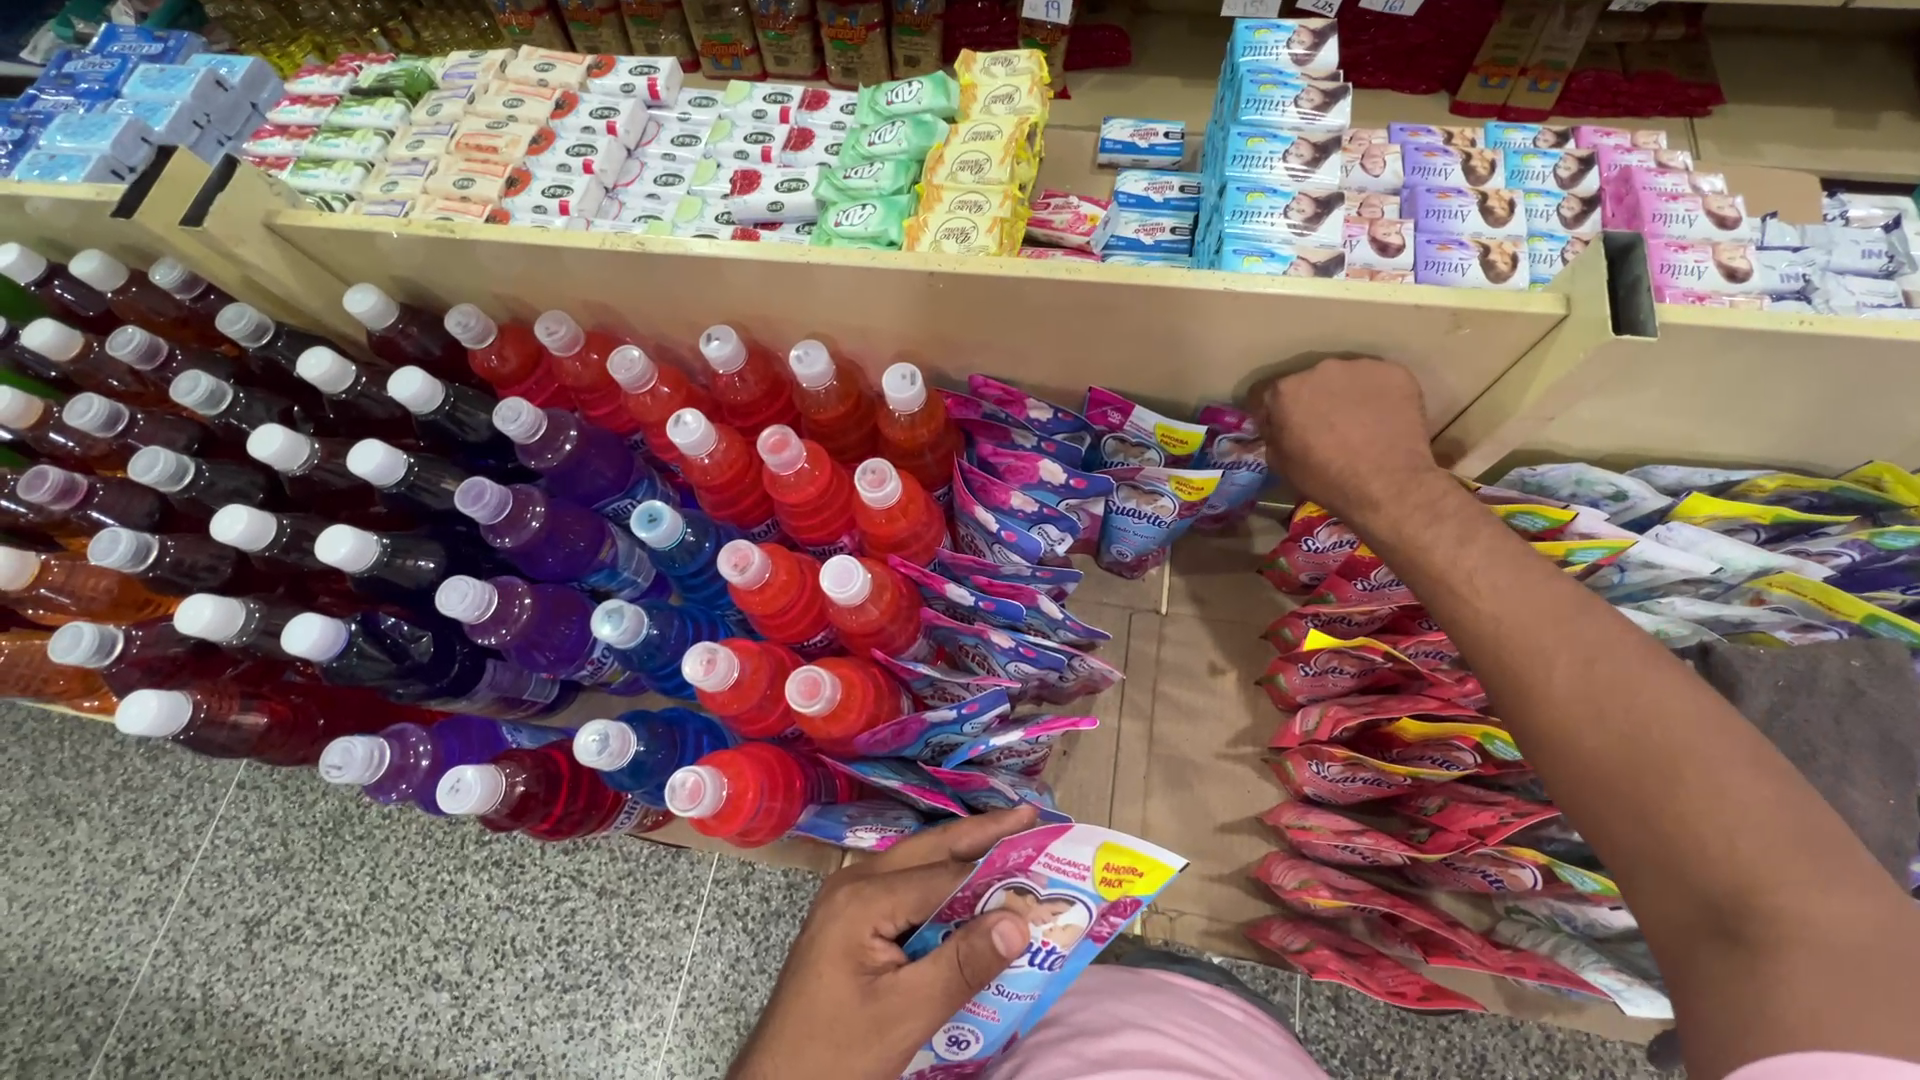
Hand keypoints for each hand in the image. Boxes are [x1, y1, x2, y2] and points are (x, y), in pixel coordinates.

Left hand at [729, 806, 1039, 1079]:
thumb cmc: (837, 1053)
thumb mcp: (905, 1014)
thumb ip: (962, 964)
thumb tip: (1020, 921)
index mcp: (863, 898)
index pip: (945, 873)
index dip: (996, 865)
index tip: (1043, 850)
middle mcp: (854, 883)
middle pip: (929, 849)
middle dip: (981, 834)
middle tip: (1030, 818)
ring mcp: (848, 900)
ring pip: (916, 865)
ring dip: (962, 856)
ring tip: (1007, 841)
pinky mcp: (850, 922)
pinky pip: (904, 889)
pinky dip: (941, 885)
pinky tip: (966, 891)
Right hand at [1246, 357, 1447, 522]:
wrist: (1388, 485)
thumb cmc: (1326, 479)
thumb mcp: (1280, 463)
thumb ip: (1274, 434)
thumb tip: (1279, 426)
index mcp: (1285, 391)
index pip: (1265, 394)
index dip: (1271, 413)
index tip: (1282, 428)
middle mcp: (1319, 369)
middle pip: (1308, 382)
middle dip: (1311, 401)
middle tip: (1323, 427)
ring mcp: (1360, 367)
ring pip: (1344, 378)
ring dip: (1344, 396)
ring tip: (1357, 423)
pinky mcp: (1394, 372)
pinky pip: (1377, 381)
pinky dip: (1376, 396)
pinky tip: (1382, 419)